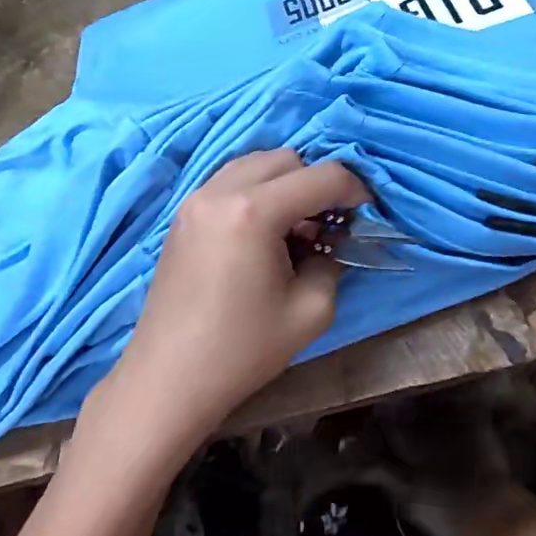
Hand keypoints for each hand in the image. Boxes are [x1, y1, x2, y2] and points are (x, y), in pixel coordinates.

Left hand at [81, 149, 369, 461]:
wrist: (169, 376)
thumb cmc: (242, 350)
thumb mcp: (311, 310)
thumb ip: (331, 262)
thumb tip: (327, 241)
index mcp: (253, 211)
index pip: (321, 176)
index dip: (354, 190)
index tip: (366, 215)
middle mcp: (220, 191)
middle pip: (286, 159)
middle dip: (316, 183)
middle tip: (327, 226)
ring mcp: (195, 199)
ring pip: (254, 164)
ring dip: (284, 184)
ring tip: (294, 229)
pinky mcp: (182, 215)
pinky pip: (229, 182)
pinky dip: (255, 192)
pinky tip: (262, 233)